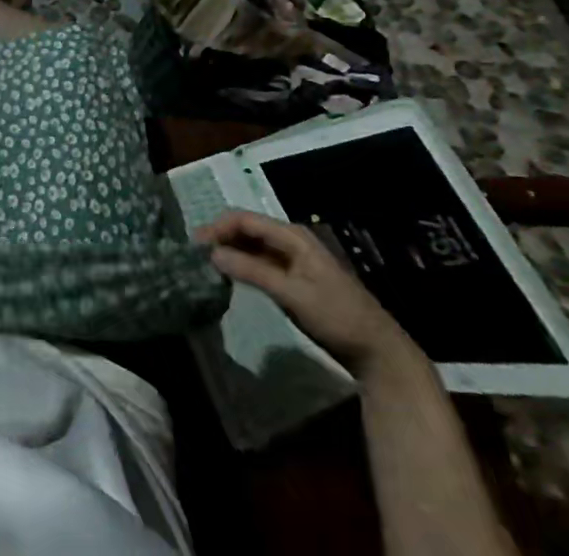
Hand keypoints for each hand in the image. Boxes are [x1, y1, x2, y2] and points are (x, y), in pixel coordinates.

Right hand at [196, 210, 413, 370]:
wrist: (375, 349)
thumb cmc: (336, 317)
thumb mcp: (291, 294)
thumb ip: (252, 271)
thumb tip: (212, 254)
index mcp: (293, 236)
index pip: (246, 219)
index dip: (218, 227)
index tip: (193, 244)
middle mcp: (291, 240)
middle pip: (247, 229)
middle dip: (220, 236)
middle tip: (193, 254)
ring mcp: (292, 259)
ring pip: (252, 245)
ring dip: (229, 250)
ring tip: (204, 263)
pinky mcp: (292, 276)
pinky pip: (259, 261)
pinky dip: (241, 264)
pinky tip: (227, 275)